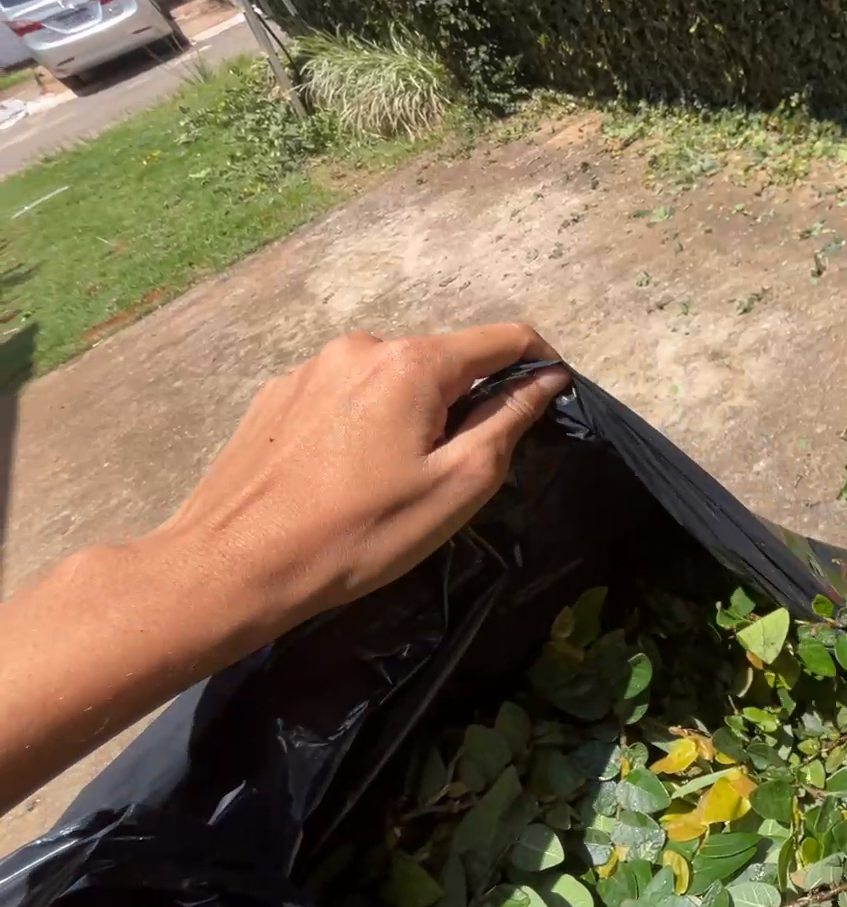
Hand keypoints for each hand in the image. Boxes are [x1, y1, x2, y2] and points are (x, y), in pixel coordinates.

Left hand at [153, 323, 569, 640]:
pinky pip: (356, 391)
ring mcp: (313, 367)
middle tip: (468, 461)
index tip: (552, 399)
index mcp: (414, 363)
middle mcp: (363, 347)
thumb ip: (512, 416)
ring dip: (426, 408)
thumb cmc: (368, 527)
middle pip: (451, 358)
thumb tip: (549, 377)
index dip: (542, 363)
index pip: (505, 339)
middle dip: (475, 397)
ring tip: (408, 469)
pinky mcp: (280, 394)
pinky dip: (380, 416)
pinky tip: (359, 467)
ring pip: (401, 376)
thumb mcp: (465, 478)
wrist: (234, 567)